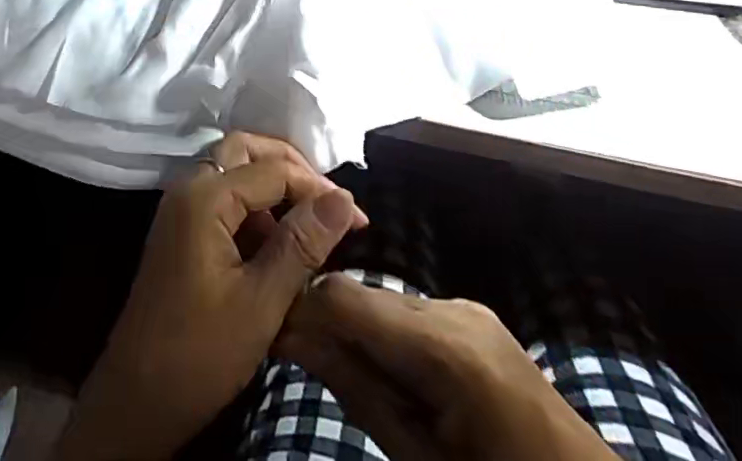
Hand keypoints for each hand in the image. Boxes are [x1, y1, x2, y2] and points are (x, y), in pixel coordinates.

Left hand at [54, 133, 367, 460]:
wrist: (135, 405)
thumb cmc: (199, 355)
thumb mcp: (262, 301)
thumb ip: (302, 243)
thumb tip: (345, 198)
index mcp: (203, 198)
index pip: (274, 169)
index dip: (320, 189)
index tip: (358, 221)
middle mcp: (188, 190)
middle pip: (247, 151)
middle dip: (294, 168)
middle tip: (330, 203)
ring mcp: (181, 210)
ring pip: (235, 171)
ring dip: (276, 187)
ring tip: (313, 224)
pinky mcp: (183, 232)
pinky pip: (225, 198)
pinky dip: (257, 208)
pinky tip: (281, 242)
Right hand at [277, 274, 623, 460]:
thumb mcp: (416, 456)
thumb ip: (355, 389)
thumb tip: (291, 337)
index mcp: (443, 344)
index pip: (343, 297)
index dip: (298, 310)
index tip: (267, 337)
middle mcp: (454, 308)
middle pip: (364, 296)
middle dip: (323, 321)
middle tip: (292, 360)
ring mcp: (469, 308)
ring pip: (385, 303)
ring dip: (354, 330)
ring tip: (337, 373)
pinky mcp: (475, 317)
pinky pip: (412, 315)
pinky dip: (385, 337)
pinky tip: (383, 374)